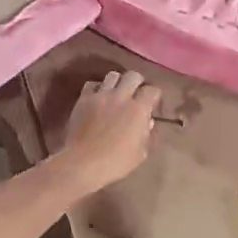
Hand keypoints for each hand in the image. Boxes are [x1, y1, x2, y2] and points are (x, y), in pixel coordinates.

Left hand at [56, 70, 160, 196]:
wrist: (84, 162)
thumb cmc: (116, 162)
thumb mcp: (140, 153)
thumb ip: (145, 134)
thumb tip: (147, 122)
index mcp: (138, 110)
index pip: (152, 91)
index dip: (154, 95)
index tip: (152, 103)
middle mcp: (121, 97)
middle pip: (133, 76)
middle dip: (137, 82)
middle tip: (135, 93)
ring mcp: (101, 96)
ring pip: (112, 75)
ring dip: (117, 82)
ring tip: (116, 93)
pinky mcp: (83, 99)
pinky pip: (91, 84)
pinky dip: (97, 88)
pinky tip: (98, 97)